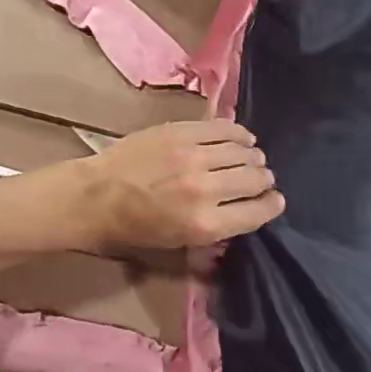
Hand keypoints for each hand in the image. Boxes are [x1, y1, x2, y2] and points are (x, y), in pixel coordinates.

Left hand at [61, 119, 283, 248]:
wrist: (95, 196)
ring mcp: (194, 156)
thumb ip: (216, 229)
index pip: (257, 212)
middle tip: (261, 178)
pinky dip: (239, 133)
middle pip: (255, 179)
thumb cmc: (133, 227)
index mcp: (205, 225)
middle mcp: (206, 190)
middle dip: (264, 179)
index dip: (272, 205)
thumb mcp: (177, 243)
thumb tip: (244, 212)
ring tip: (252, 157)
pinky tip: (242, 137)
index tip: (275, 200)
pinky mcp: (182, 132)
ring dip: (253, 156)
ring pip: (244, 151)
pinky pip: (223, 128)